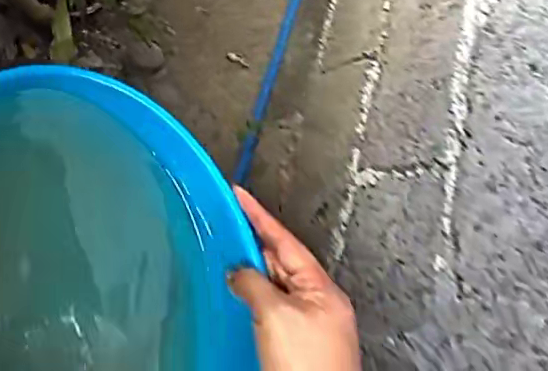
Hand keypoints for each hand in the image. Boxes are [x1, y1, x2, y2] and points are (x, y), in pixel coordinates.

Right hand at [229, 186, 360, 370]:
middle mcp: (320, 304)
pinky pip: (274, 308)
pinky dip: (255, 298)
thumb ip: (252, 281)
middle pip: (280, 261)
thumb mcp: (274, 313)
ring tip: (226, 259)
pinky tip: (238, 297)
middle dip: (252, 246)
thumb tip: (237, 271)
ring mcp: (312, 326)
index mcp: (323, 289)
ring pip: (276, 286)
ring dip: (252, 274)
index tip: (237, 194)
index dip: (258, 215)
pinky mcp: (300, 346)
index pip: (284, 240)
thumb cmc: (305, 366)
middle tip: (225, 226)